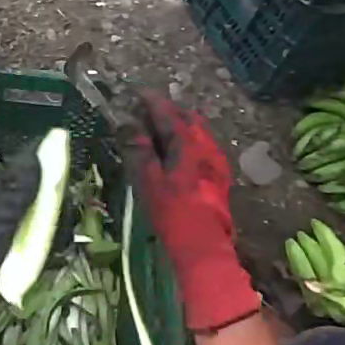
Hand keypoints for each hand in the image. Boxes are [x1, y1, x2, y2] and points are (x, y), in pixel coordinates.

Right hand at [118, 91, 257, 331]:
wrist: (205, 252)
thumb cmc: (174, 214)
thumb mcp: (149, 180)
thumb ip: (138, 148)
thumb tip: (126, 121)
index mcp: (189, 143)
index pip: (166, 112)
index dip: (148, 100)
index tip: (131, 91)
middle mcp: (206, 147)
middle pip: (185, 118)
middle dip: (163, 111)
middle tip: (140, 111)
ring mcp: (216, 163)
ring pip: (195, 133)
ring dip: (175, 127)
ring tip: (153, 131)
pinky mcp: (218, 179)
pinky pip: (200, 149)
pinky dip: (183, 143)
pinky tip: (172, 156)